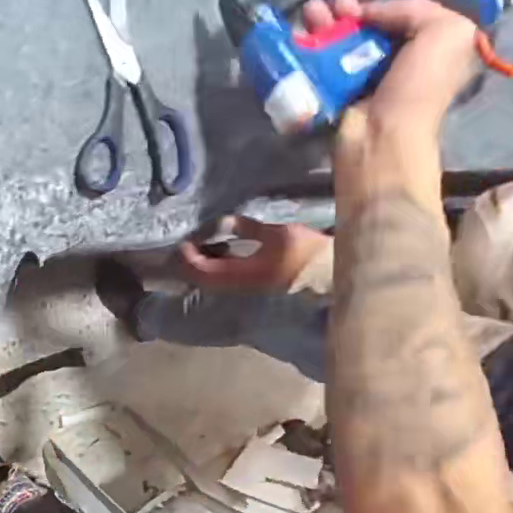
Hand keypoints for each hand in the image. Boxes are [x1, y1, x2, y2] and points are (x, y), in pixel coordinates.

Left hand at [176, 216, 331, 290]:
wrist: (328, 277)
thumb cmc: (305, 253)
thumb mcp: (276, 234)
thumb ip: (247, 229)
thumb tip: (224, 222)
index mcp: (243, 275)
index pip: (204, 271)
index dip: (189, 258)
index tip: (183, 243)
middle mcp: (240, 288)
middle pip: (204, 281)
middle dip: (190, 265)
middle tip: (186, 245)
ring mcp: (247, 291)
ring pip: (214, 283)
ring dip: (202, 268)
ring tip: (198, 247)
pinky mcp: (253, 289)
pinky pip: (225, 281)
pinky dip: (215, 269)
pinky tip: (218, 254)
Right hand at [298, 0, 477, 147]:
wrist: (382, 137)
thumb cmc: (419, 87)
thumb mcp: (446, 33)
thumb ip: (417, 8)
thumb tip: (369, 14)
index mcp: (425, 51)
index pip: (399, 18)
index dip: (380, 4)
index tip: (362, 4)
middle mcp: (393, 66)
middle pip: (364, 29)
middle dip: (345, 13)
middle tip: (330, 4)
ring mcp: (360, 82)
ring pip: (338, 43)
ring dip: (322, 24)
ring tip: (310, 13)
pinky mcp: (333, 95)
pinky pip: (318, 65)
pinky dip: (306, 48)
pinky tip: (298, 35)